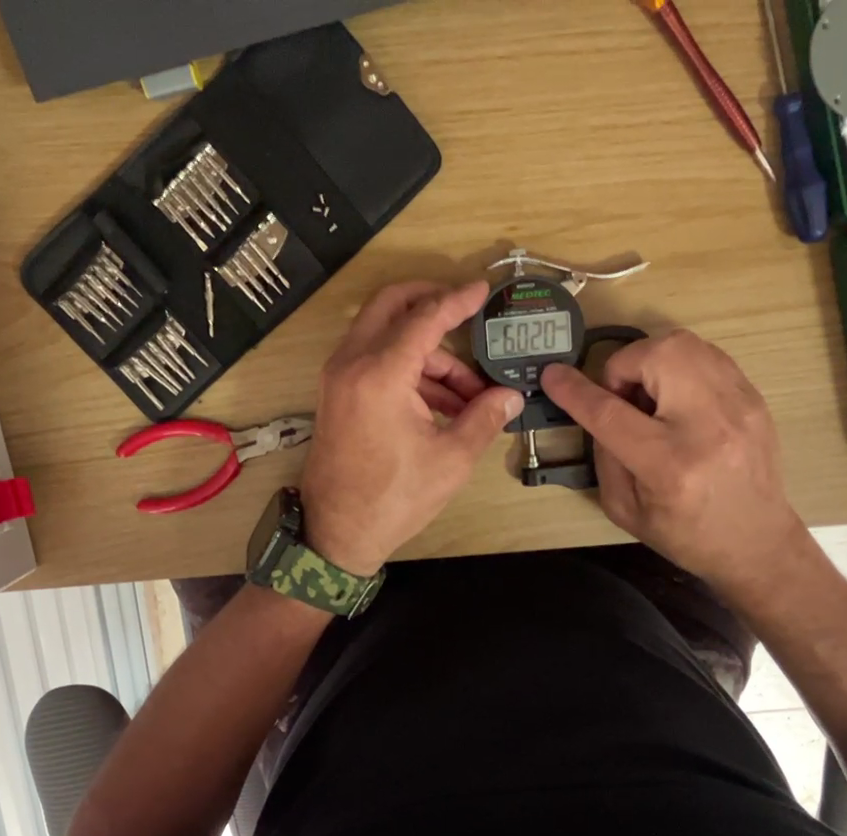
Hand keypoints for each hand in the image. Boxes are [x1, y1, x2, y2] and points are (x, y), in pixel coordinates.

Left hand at [300, 281, 523, 574]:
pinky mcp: (336, 395)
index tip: (482, 290)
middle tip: (464, 311)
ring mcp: (338, 378)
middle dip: (430, 303)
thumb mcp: (450, 459)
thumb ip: (483, 418)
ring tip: (469, 394)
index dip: (458, 301)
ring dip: (426, 352)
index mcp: (380, 374)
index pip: (425, 318)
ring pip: (384, 337)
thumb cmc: (393, 499)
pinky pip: (373, 361)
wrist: (337, 533)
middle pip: (391, 306)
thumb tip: (510, 396)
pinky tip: (442, 405)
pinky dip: (406, 370)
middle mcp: (351, 364)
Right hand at [539, 331, 807, 597]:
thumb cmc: (685, 533)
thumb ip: (605, 453)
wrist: (756, 542)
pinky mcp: (754, 397)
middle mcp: (708, 427)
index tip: (553, 376)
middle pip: (657, 356)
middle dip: (625, 366)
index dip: (575, 390)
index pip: (611, 412)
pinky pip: (707, 355)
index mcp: (669, 466)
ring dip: (652, 362)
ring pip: (684, 344)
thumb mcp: (625, 509)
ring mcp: (739, 406)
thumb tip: (596, 407)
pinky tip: (677, 399)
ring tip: (650, 397)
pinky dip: (680, 367)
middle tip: (623, 398)